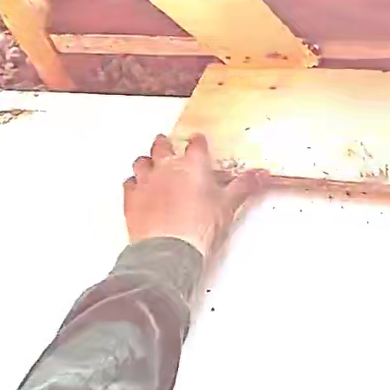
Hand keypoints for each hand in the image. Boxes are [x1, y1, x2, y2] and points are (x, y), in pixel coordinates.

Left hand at [124, 133, 265, 256]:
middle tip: (169, 145)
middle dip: (166, 144)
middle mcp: (167, 167)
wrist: (170, 249)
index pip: (196, 144)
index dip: (197, 141)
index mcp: (193, 165)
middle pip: (162, 146)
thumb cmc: (200, 226)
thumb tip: (261, 175)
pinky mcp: (131, 198)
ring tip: (152, 165)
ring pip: (142, 161)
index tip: (198, 141)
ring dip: (148, 162)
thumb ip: (244, 186)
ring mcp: (146, 181)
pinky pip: (129, 183)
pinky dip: (134, 183)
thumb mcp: (228, 205)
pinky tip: (139, 188)